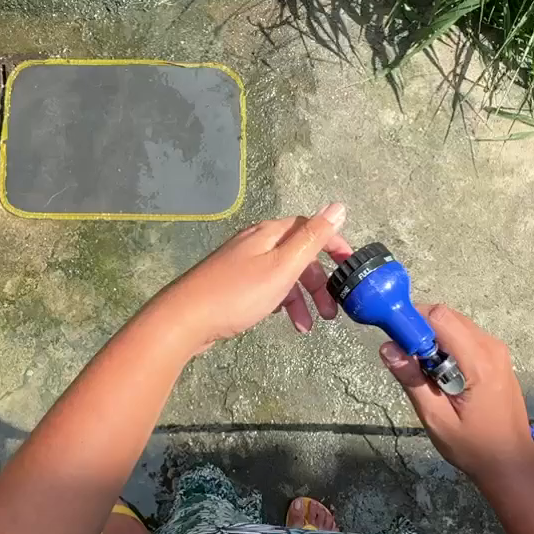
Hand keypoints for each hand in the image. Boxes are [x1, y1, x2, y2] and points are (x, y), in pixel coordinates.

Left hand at [147, 203, 352, 353]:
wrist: (184, 320)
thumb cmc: (237, 294)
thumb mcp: (282, 267)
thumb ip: (311, 238)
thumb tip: (338, 206)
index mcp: (270, 234)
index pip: (310, 228)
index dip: (333, 244)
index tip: (349, 266)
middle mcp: (257, 243)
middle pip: (298, 255)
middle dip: (319, 282)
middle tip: (332, 311)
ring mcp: (243, 264)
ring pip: (283, 275)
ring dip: (301, 299)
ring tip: (307, 327)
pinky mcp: (233, 285)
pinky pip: (267, 288)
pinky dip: (281, 302)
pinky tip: (284, 321)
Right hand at [380, 305, 533, 478]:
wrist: (511, 462)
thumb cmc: (474, 446)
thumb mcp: (436, 419)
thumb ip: (412, 381)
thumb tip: (387, 348)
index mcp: (478, 362)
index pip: (439, 317)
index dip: (412, 321)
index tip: (396, 341)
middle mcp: (491, 347)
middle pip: (446, 316)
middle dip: (420, 330)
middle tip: (406, 360)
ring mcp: (496, 350)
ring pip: (455, 324)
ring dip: (433, 339)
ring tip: (424, 372)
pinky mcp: (496, 357)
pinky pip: (464, 336)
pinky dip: (446, 346)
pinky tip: (441, 374)